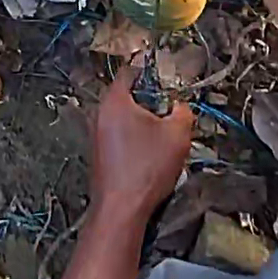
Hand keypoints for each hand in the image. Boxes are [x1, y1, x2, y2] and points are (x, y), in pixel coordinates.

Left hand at [89, 59, 193, 226]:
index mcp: (114, 101)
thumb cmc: (147, 167)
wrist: (121, 209)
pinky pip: (118, 135)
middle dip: (148, 98)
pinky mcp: (98, 154)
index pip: (129, 72)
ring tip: (162, 131)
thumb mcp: (177, 135)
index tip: (164, 72)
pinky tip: (149, 152)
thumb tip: (180, 106)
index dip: (148, 69)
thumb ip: (182, 112)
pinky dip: (133, 137)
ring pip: (122, 117)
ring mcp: (95, 135)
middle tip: (169, 105)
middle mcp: (99, 114)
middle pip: (126, 95)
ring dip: (141, 120)